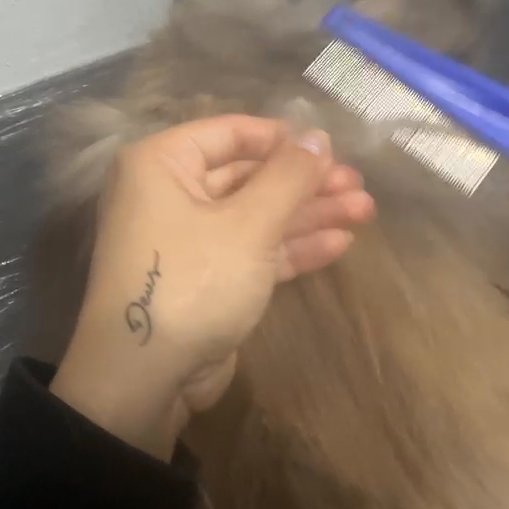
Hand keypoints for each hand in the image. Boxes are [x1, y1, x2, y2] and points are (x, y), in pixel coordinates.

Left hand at [50, 115, 374, 458]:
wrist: (144, 375)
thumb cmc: (190, 281)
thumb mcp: (246, 225)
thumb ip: (287, 177)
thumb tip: (316, 136)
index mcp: (160, 163)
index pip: (227, 133)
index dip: (281, 138)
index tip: (332, 146)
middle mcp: (166, 193)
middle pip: (244, 175)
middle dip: (302, 181)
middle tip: (359, 184)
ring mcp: (184, 238)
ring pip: (252, 215)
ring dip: (305, 214)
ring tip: (365, 211)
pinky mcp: (203, 278)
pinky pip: (249, 250)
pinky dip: (289, 247)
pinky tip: (339, 242)